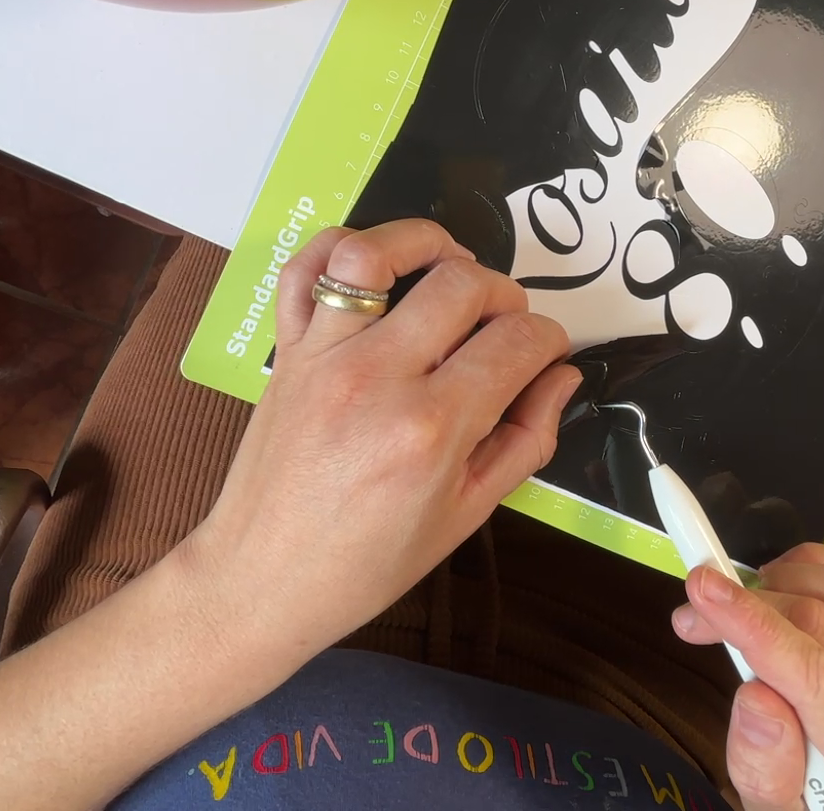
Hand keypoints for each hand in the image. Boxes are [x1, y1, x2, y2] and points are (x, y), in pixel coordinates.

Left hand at [184, 219, 578, 652]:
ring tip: (450, 270)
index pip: (516, 342)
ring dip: (428, 244)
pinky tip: (377, 268)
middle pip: (463, 285)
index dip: (549, 339)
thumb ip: (526, 438)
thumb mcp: (467, 513)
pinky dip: (340, 247)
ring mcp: (323, 355)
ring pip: (378, 253)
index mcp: (432, 429)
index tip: (547, 351)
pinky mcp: (286, 349)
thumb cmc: (370, 563)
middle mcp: (378, 377)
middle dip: (506, 293)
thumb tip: (561, 376)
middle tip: (507, 324)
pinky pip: (303, 269)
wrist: (262, 580)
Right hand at [672, 545, 823, 810]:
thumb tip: (756, 695)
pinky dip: (808, 567)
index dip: (757, 627)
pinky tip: (775, 593)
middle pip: (822, 626)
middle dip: (743, 607)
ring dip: (778, 583)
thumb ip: (765, 771)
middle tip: (690, 618)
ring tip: (737, 609)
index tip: (701, 589)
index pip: (823, 682)